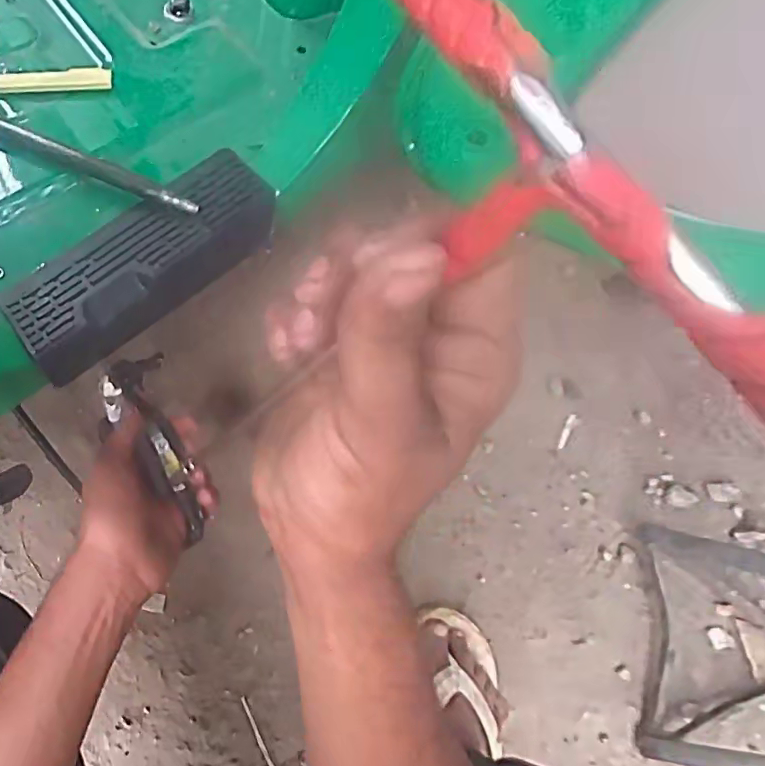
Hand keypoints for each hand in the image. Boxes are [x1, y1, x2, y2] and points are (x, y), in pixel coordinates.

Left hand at [71, 409, 216, 602]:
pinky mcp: (183, 524)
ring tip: (199, 483)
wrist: (121, 560)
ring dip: (202, 475)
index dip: (170, 429)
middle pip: (178, 458)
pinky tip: (206, 501)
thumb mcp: (109, 465)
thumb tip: (135, 411)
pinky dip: (209, 500)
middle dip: (190, 452)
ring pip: (194, 479)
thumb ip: (123, 437)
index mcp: (127, 466)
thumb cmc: (110, 509)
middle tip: (194, 455)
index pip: (152, 440)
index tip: (187, 423)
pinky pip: (203, 505)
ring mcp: (167, 504)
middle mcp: (148, 483)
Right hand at [252, 215, 520, 579]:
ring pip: (357, 271)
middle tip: (320, 300)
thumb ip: (388, 337)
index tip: (371, 255)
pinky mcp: (333, 349)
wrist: (305, 529)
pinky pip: (317, 301)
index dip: (431, 236)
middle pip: (407, 252)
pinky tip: (283, 349)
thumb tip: (420, 251)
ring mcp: (380, 339)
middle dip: (358, 266)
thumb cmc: (358, 489)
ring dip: (318, 289)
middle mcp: (433, 335)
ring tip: (298, 335)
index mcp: (472, 350)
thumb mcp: (377, 418)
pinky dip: (294, 314)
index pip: (481, 255)